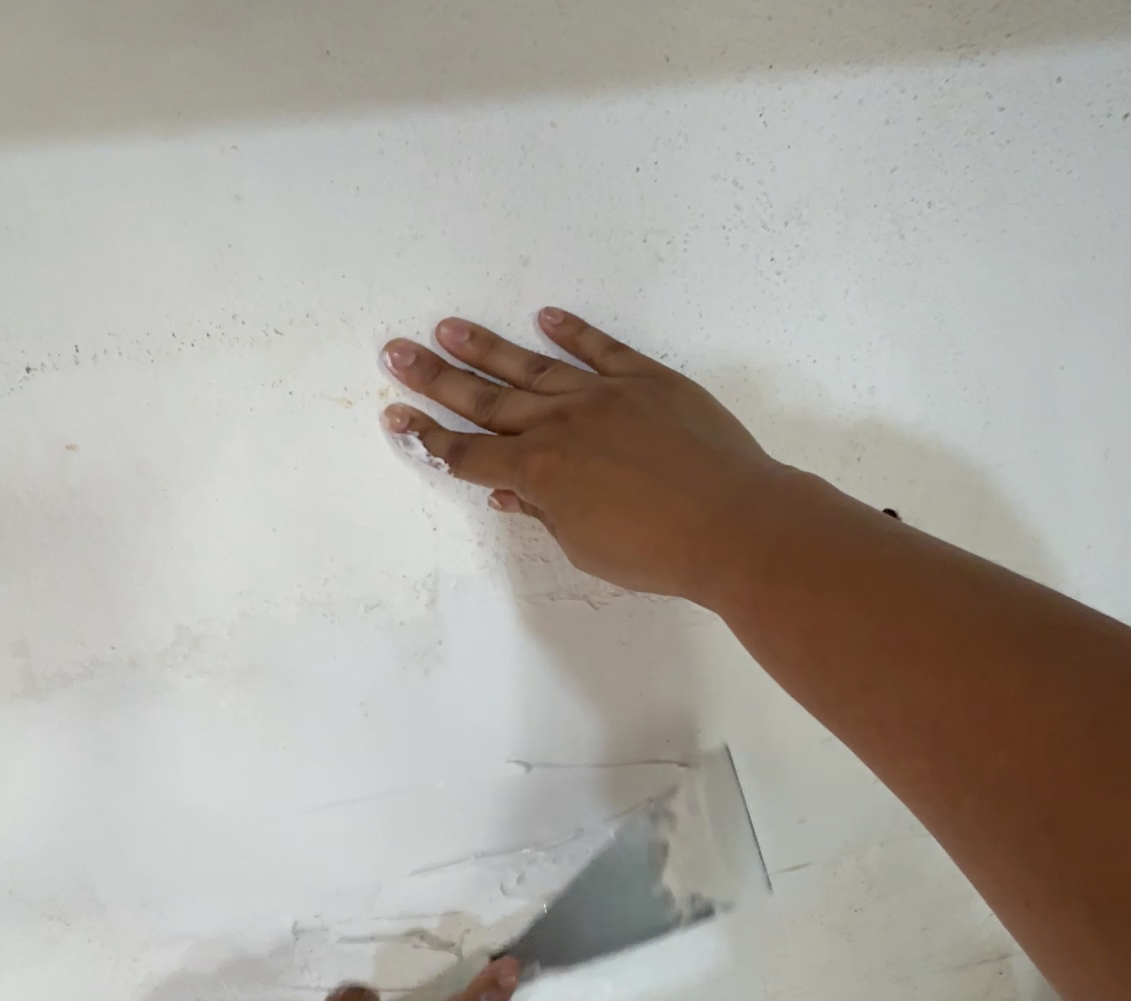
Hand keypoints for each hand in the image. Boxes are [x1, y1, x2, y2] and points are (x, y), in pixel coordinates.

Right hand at [380, 308, 787, 600]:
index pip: (469, 453)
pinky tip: (545, 317)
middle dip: (436, 378)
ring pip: (533, 367)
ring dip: (487, 348)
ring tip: (449, 328)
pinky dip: (573, 332)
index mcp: (540, 472)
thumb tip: (506, 489)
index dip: (428, 437)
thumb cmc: (658, 553)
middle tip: (396, 351)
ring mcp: (604, 394)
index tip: (395, 415)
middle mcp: (561, 425)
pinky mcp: (648, 379)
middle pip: (486, 400)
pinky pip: (602, 349)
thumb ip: (542, 512)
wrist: (735, 523)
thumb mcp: (586, 547)